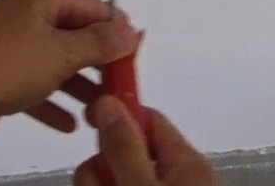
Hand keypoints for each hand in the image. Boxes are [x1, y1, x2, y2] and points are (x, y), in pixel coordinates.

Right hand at [73, 98, 216, 185]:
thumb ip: (124, 146)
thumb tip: (108, 98)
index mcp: (187, 161)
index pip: (147, 116)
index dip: (116, 113)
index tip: (88, 120)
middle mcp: (179, 177)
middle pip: (128, 150)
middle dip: (101, 162)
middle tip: (91, 182)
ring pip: (120, 175)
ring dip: (98, 182)